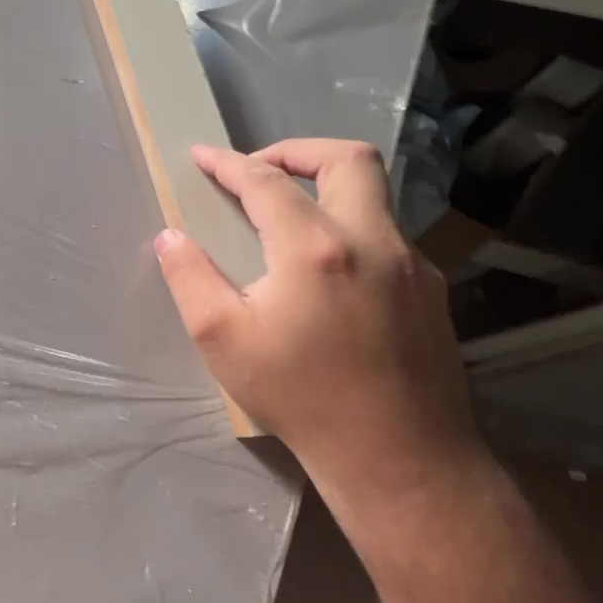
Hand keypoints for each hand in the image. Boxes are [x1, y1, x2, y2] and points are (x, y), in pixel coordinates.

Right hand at [152, 139, 479, 492]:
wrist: (397, 452)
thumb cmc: (296, 392)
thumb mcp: (219, 336)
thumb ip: (190, 277)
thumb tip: (171, 238)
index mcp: (315, 249)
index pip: (267, 182)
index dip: (228, 163)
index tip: (201, 156)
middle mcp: (374, 242)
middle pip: (350, 161)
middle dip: (297, 150)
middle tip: (258, 167)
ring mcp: (413, 265)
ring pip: (376, 195)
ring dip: (326, 186)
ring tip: (284, 212)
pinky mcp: (431, 290)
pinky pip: (388, 234)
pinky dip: (348, 224)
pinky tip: (320, 263)